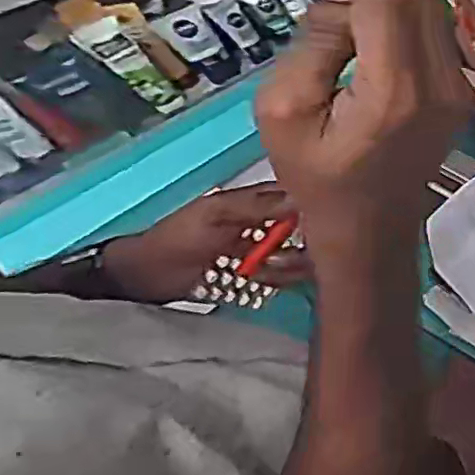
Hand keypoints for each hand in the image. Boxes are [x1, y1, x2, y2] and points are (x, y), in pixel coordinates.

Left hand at [100, 183, 309, 302]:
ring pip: (302, 253)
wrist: (149, 275)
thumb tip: (305, 198)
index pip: (300, 196)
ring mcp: (269, 248)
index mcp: (258, 200)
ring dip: (289, 264)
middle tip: (285, 254)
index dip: (315, 205)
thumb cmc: (181, 237)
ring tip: (264, 270)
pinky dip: (280, 278)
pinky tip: (260, 279)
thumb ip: (260, 206)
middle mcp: (270, 222)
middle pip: (309, 228)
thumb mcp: (218, 214)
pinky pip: (289, 275)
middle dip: (304, 243)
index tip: (324, 219)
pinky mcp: (264, 273)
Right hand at [254, 0, 474, 263]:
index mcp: (397, 95)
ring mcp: (457, 93)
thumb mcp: (284, 111)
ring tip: (335, 14)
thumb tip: (334, 6)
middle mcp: (440, 89)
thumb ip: (312, 46)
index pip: (385, 2)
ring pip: (429, 13)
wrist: (371, 225)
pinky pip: (434, 38)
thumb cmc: (323, 181)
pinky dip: (399, 22)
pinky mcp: (459, 97)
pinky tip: (363, 36)